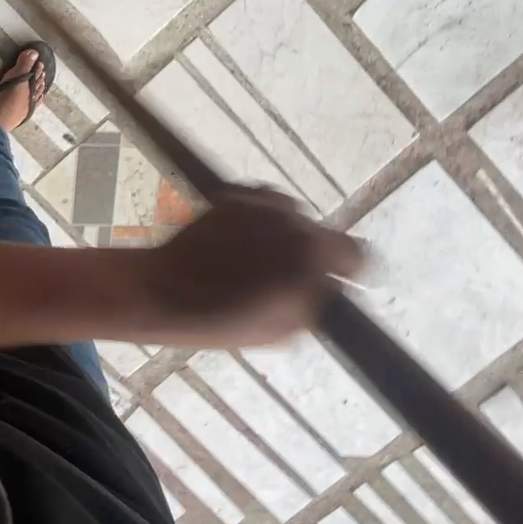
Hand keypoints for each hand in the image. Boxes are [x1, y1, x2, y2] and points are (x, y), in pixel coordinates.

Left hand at [133, 187, 364, 347]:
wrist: (165, 290)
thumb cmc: (222, 318)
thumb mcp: (283, 328)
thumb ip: (314, 302)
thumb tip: (329, 285)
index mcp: (311, 260)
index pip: (357, 253)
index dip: (347, 267)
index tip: (335, 276)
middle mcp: (292, 225)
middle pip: (322, 231)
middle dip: (313, 250)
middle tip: (287, 270)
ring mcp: (261, 205)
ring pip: (292, 213)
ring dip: (284, 230)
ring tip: (256, 254)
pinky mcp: (233, 195)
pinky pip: (261, 198)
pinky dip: (258, 211)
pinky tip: (242, 233)